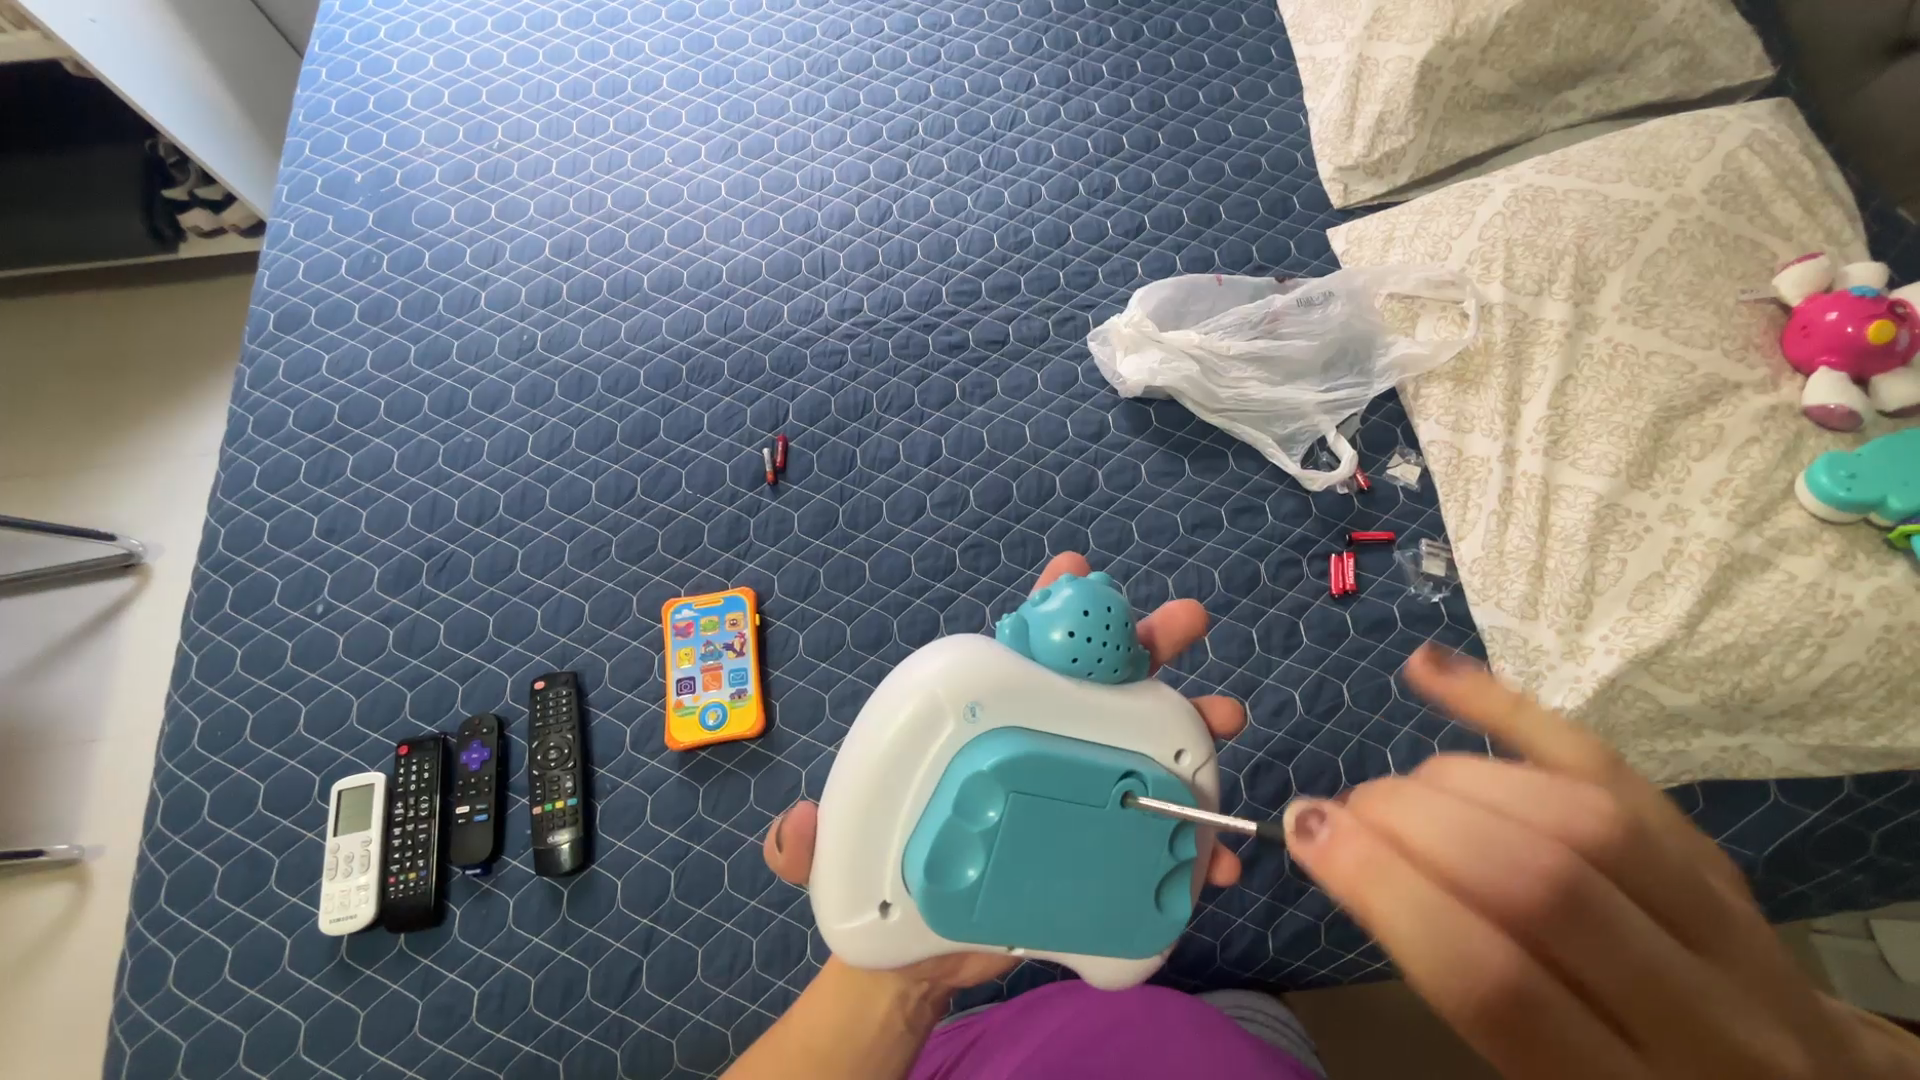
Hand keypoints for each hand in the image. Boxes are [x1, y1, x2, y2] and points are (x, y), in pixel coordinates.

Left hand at [762, 551, 1247, 995]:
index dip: (1047, 606)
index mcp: (983, 724)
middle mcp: (1038, 744)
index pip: (1016, 653)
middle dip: (1146, 645)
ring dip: (1189, 726)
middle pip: (1099, 683)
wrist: (923, 959)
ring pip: (1143, 744)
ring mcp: (1075, 792)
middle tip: (1185, 622)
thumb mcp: (839, 861)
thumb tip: (793, 828)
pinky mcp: (1098, 847)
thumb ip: (807, 844)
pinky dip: (1190, 834)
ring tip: (1222, 720)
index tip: (1074, 567)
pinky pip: (1156, 831)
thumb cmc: (887, 881)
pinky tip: (1214, 851)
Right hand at [1282, 644, 1918, 1078]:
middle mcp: (1707, 1022)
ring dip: (1452, 779)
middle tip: (1344, 812)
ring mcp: (1734, 934)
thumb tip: (1337, 846)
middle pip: (1538, 880)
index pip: (1492, 978)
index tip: (1306, 830)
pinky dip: (1509, 708)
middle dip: (1410, 822)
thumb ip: (1455, 983)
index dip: (1384, 887)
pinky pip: (1611, 769)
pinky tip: (1429, 671)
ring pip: (1581, 817)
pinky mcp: (1722, 863)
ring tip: (1392, 788)